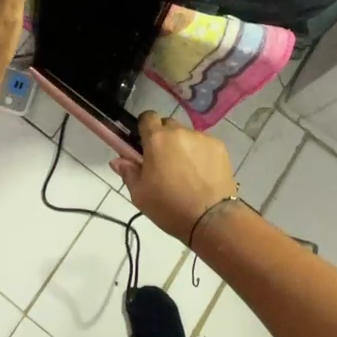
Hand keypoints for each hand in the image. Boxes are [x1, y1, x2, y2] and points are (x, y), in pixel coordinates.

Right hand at [112, 111, 239, 243]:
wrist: (211, 219)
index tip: (145, 145)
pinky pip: (204, 144)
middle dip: (164, 138)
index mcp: (156, 139)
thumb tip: (118, 160)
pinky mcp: (219, 146)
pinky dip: (200, 154)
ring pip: (187, 135)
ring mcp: (201, 137)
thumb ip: (128, 172)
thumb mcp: (140, 194)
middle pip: (168, 126)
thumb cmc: (169, 207)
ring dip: (183, 147)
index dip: (145, 128)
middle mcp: (179, 131)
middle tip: (164, 161)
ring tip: (187, 172)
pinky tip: (203, 174)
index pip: (147, 117)